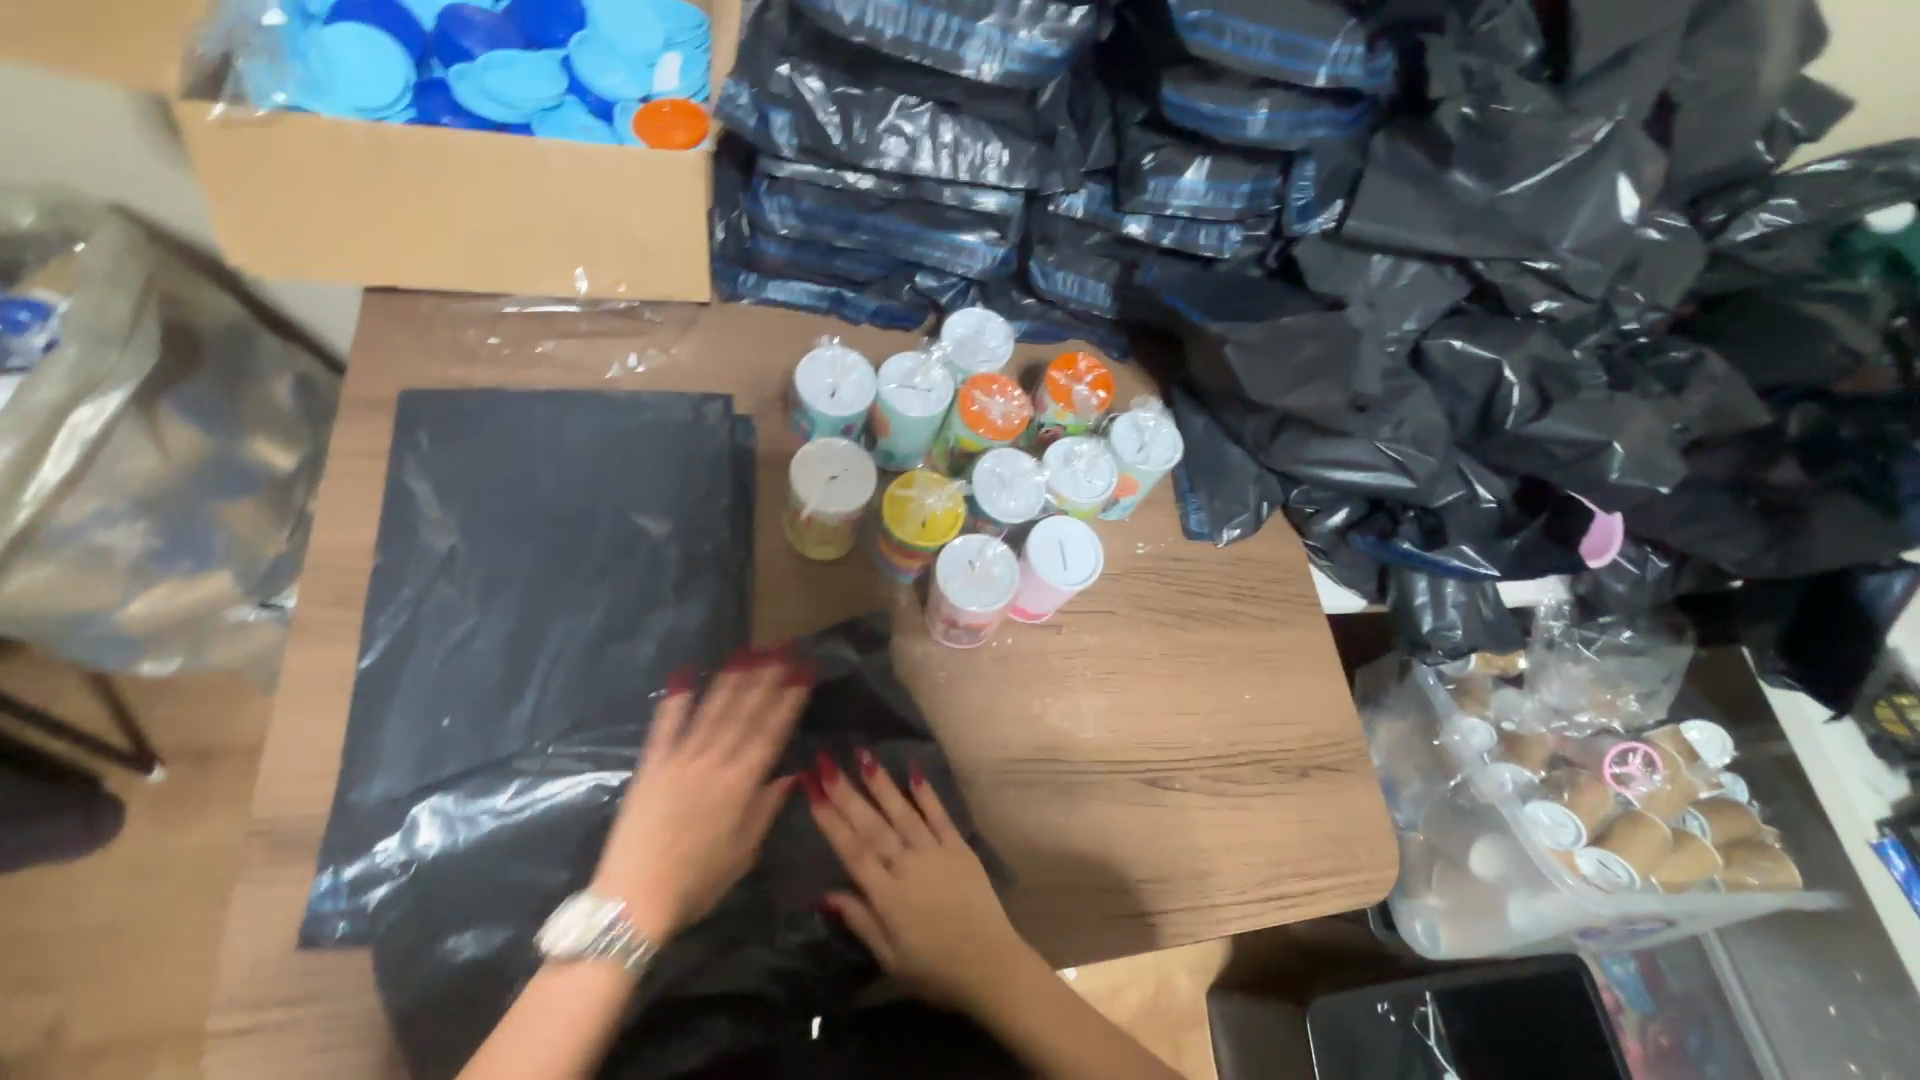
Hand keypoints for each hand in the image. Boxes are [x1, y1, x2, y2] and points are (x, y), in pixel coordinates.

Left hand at [592, 650, 808, 940]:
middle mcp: (713, 763)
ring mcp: (679, 759)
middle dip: (765, 680)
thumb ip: (766, 809)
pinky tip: (686, 675)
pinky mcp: (651, 765)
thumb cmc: (696, 882)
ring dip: (731, 680)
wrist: (633, 899)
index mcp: (742, 784)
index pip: (771, 733)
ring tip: (748, 653)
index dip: (789, 701)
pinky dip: (676, 699)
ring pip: (711, 711)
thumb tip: (791, 775)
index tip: (802, 674)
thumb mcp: (744, 852)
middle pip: (744, 713)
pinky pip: (665, 725)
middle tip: (782, 650)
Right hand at [806, 749, 1033, 1010]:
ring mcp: (937, 854)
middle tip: (825, 762)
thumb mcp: (889, 958)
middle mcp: (909, 867)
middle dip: (846, 792)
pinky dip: (926, 794)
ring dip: (881, 784)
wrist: (991, 967)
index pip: (852, 850)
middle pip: (872, 826)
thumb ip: (860, 921)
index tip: (812, 790)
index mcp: (888, 896)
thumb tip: (825, 893)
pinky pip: (941, 817)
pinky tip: (913, 770)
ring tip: (862, 754)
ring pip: (903, 814)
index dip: (830, 819)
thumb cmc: (935, 971)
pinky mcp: (961, 850)